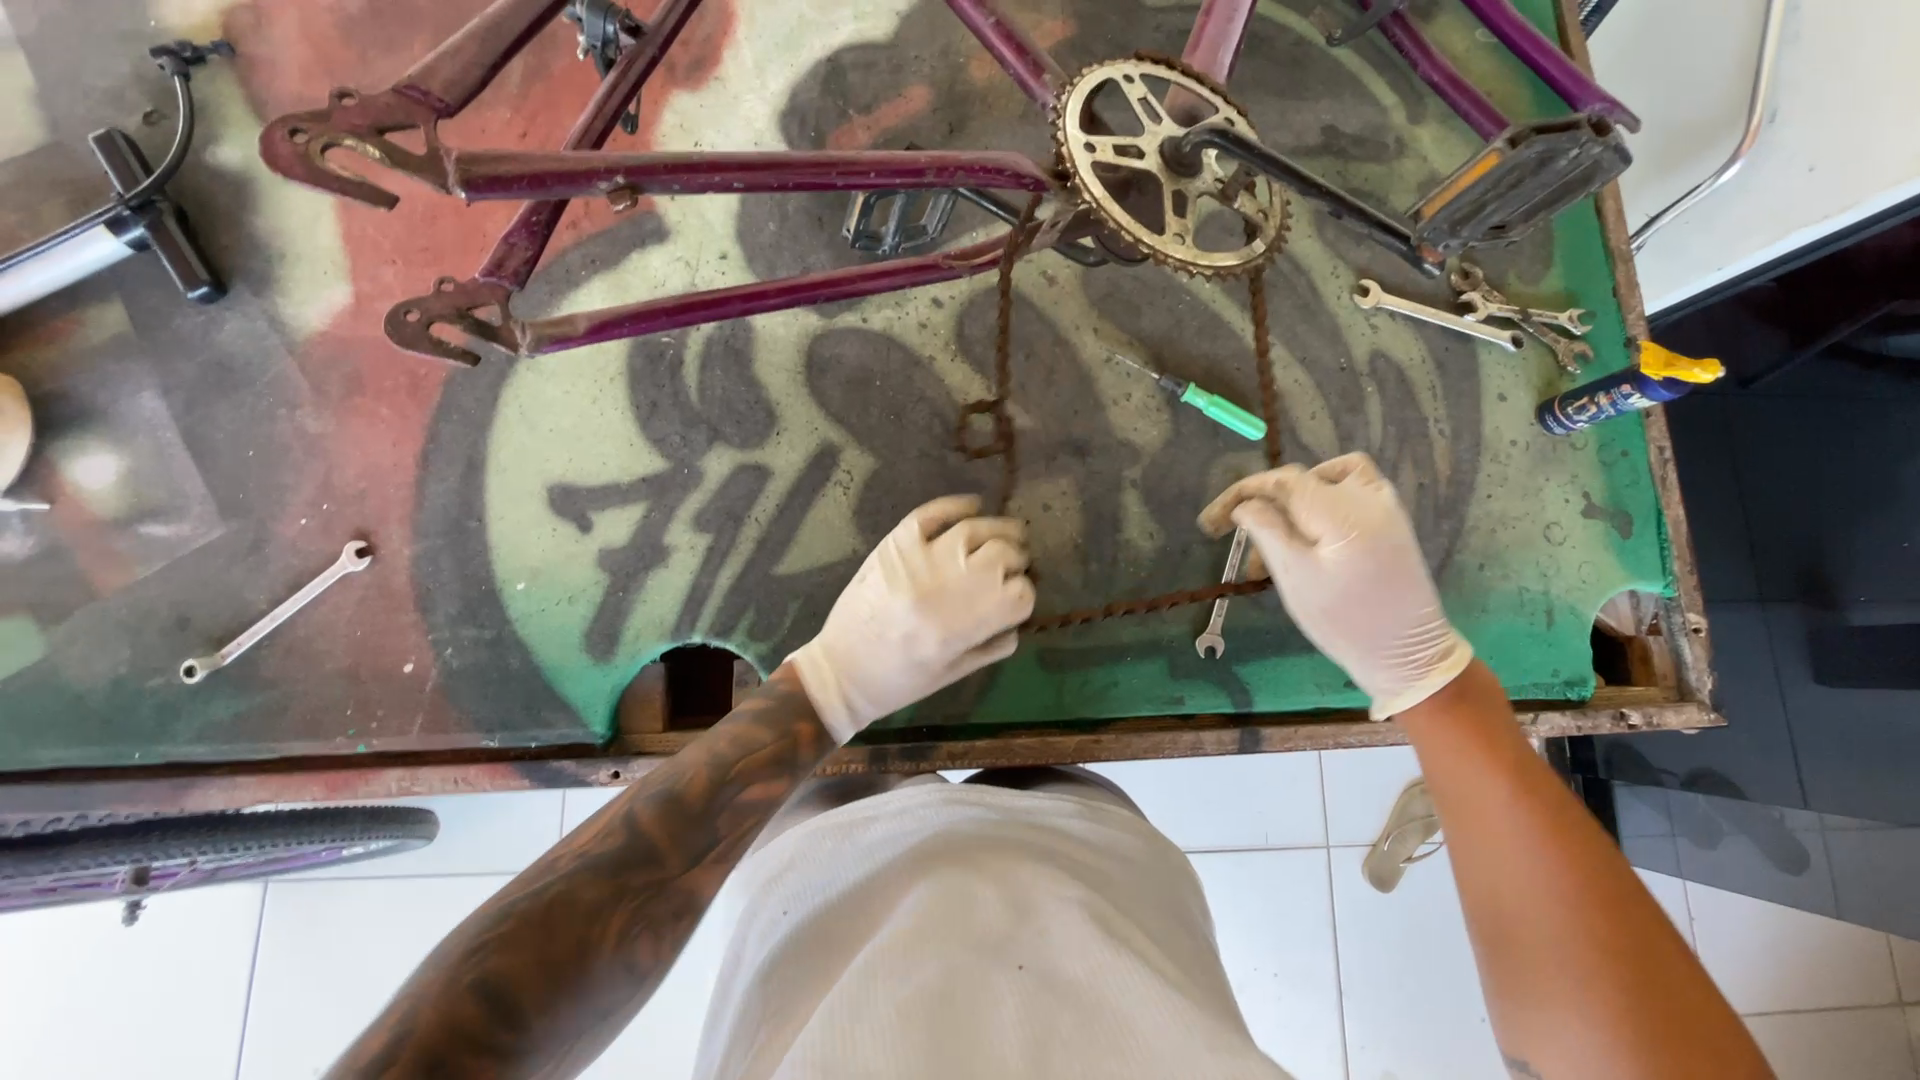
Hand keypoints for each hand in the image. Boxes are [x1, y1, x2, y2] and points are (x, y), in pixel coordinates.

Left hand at [788, 495, 1035, 742]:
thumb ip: (992, 646)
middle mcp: (945, 586)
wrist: (842, 671)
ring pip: (975, 529)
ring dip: (1000, 529)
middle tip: (1017, 565)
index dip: (1025, 594)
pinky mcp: (894, 544)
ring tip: (1011, 534)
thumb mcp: (954, 673)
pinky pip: (931, 513)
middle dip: (1017, 561)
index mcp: (963, 626)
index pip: (1018, 595)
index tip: (1021, 596)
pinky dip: (956, 505)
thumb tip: (1018, 619)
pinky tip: (974, 506)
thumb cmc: (900, 681)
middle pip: (1002, 556)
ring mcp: (918, 559)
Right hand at [1198, 452, 1471, 718]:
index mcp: (1343, 512)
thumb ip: (1268, 531)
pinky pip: (1350, 492)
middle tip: (1237, 543)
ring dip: (1291, 503)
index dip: (1241, 494)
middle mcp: (1368, 498)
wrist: (1408, 654)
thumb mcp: (1296, 578)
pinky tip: (1306, 537)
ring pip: (1327, 480)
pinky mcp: (1390, 524)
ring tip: (1272, 549)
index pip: (1281, 482)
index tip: (1210, 524)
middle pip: (1302, 480)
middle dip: (1262, 505)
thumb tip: (1246, 504)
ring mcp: (1385, 508)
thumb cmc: (1345, 622)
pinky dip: (1320, 502)